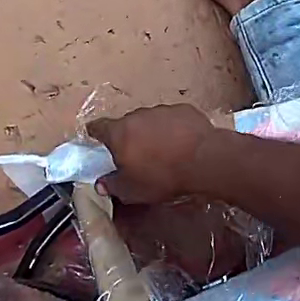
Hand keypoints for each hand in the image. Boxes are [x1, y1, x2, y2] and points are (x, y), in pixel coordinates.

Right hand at [86, 104, 219, 204]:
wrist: (204, 160)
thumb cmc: (162, 176)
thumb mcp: (132, 190)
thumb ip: (112, 185)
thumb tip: (101, 183)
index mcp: (118, 132)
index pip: (97, 127)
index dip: (95, 135)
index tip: (98, 144)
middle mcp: (136, 115)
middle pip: (125, 124)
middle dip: (128, 138)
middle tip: (136, 157)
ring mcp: (161, 110)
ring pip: (149, 121)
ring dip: (152, 133)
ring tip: (164, 152)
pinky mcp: (183, 110)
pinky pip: (172, 119)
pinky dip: (173, 130)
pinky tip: (183, 144)